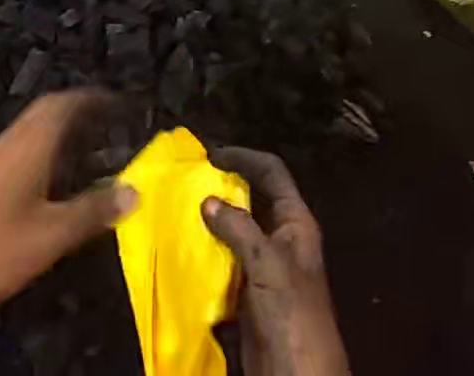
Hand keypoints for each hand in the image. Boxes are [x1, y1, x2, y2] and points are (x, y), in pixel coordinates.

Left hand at [0, 90, 136, 322]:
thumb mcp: (52, 236)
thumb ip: (93, 211)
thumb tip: (134, 191)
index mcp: (29, 147)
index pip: (62, 105)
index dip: (91, 99)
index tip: (118, 103)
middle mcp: (10, 142)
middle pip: (46, 109)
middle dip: (77, 106)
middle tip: (108, 117)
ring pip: (32, 124)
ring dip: (60, 122)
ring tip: (89, 139)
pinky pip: (22, 141)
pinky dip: (45, 140)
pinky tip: (55, 168)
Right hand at [202, 149, 349, 375]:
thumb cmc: (292, 318)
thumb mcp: (268, 266)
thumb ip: (239, 228)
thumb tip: (207, 200)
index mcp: (296, 224)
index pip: (271, 172)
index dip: (244, 157)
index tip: (209, 156)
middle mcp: (281, 238)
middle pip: (251, 197)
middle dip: (221, 186)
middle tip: (185, 180)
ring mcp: (264, 266)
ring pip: (235, 228)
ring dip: (210, 218)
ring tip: (177, 208)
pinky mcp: (249, 292)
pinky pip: (224, 259)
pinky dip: (206, 250)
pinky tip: (182, 246)